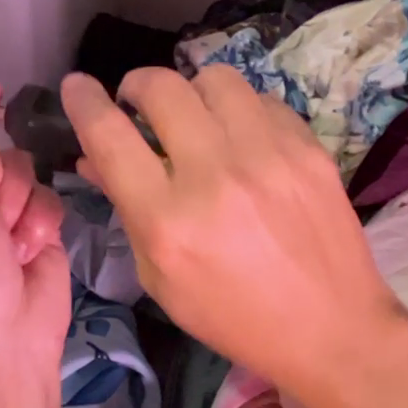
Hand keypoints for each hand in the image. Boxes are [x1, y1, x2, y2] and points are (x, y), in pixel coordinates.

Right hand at [60, 66, 406, 395]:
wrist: (330, 328)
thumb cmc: (233, 317)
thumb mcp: (162, 279)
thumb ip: (126, 212)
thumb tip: (94, 158)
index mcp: (168, 221)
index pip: (110, 135)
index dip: (83, 102)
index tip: (77, 87)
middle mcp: (214, 176)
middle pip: (161, 88)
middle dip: (137, 86)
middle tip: (139, 105)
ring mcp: (268, 156)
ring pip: (215, 79)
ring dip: (192, 91)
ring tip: (196, 119)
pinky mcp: (308, 149)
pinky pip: (262, 100)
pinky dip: (241, 112)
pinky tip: (243, 140)